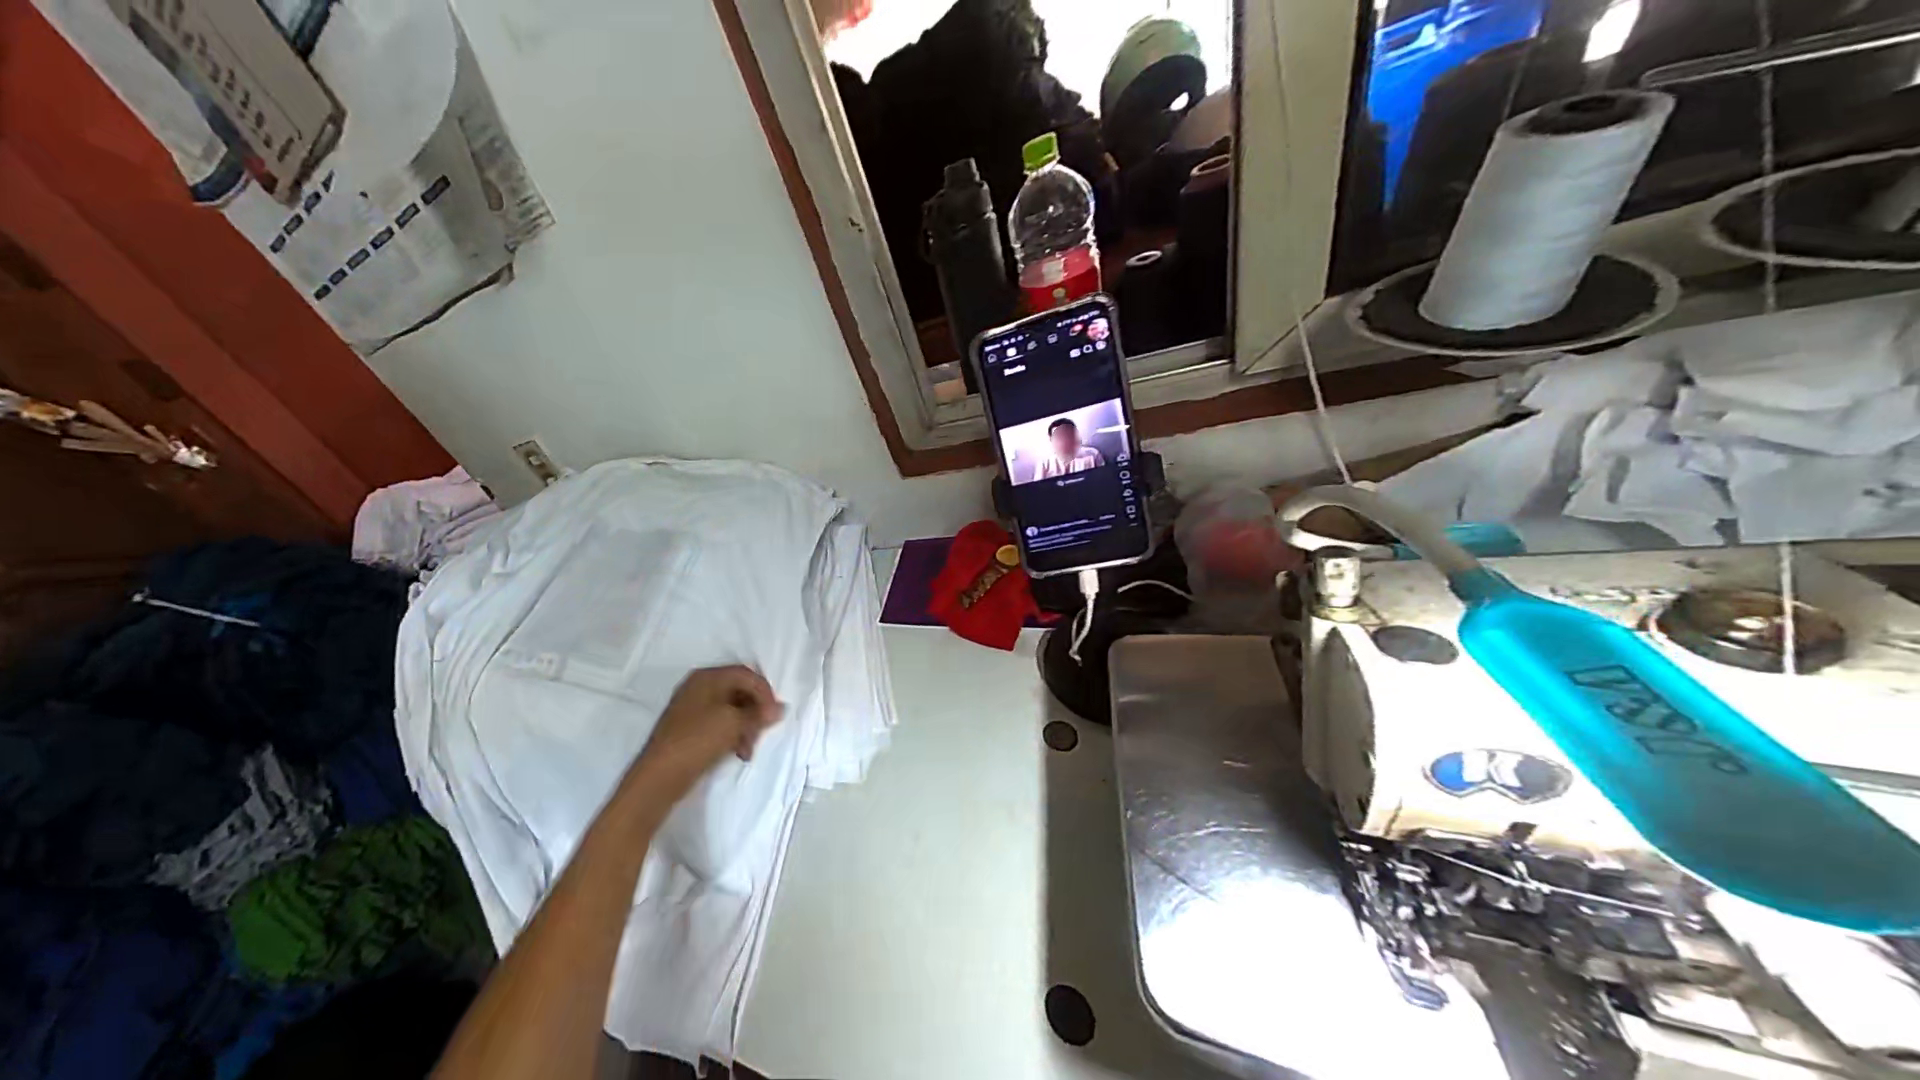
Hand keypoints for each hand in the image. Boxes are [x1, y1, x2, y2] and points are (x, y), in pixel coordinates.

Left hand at [631, 666, 783, 800]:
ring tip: (748, 749)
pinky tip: (738, 752)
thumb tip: (780, 708)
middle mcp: (699, 687)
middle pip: (740, 691)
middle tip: (763, 733)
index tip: (775, 715)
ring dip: (746, 727)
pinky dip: (732, 735)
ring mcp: (693, 708)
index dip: (765, 692)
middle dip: (755, 712)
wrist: (659, 775)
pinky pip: (720, 724)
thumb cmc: (698, 740)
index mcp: (708, 677)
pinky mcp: (690, 728)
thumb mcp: (734, 723)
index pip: (746, 674)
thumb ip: (759, 714)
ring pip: (732, 710)